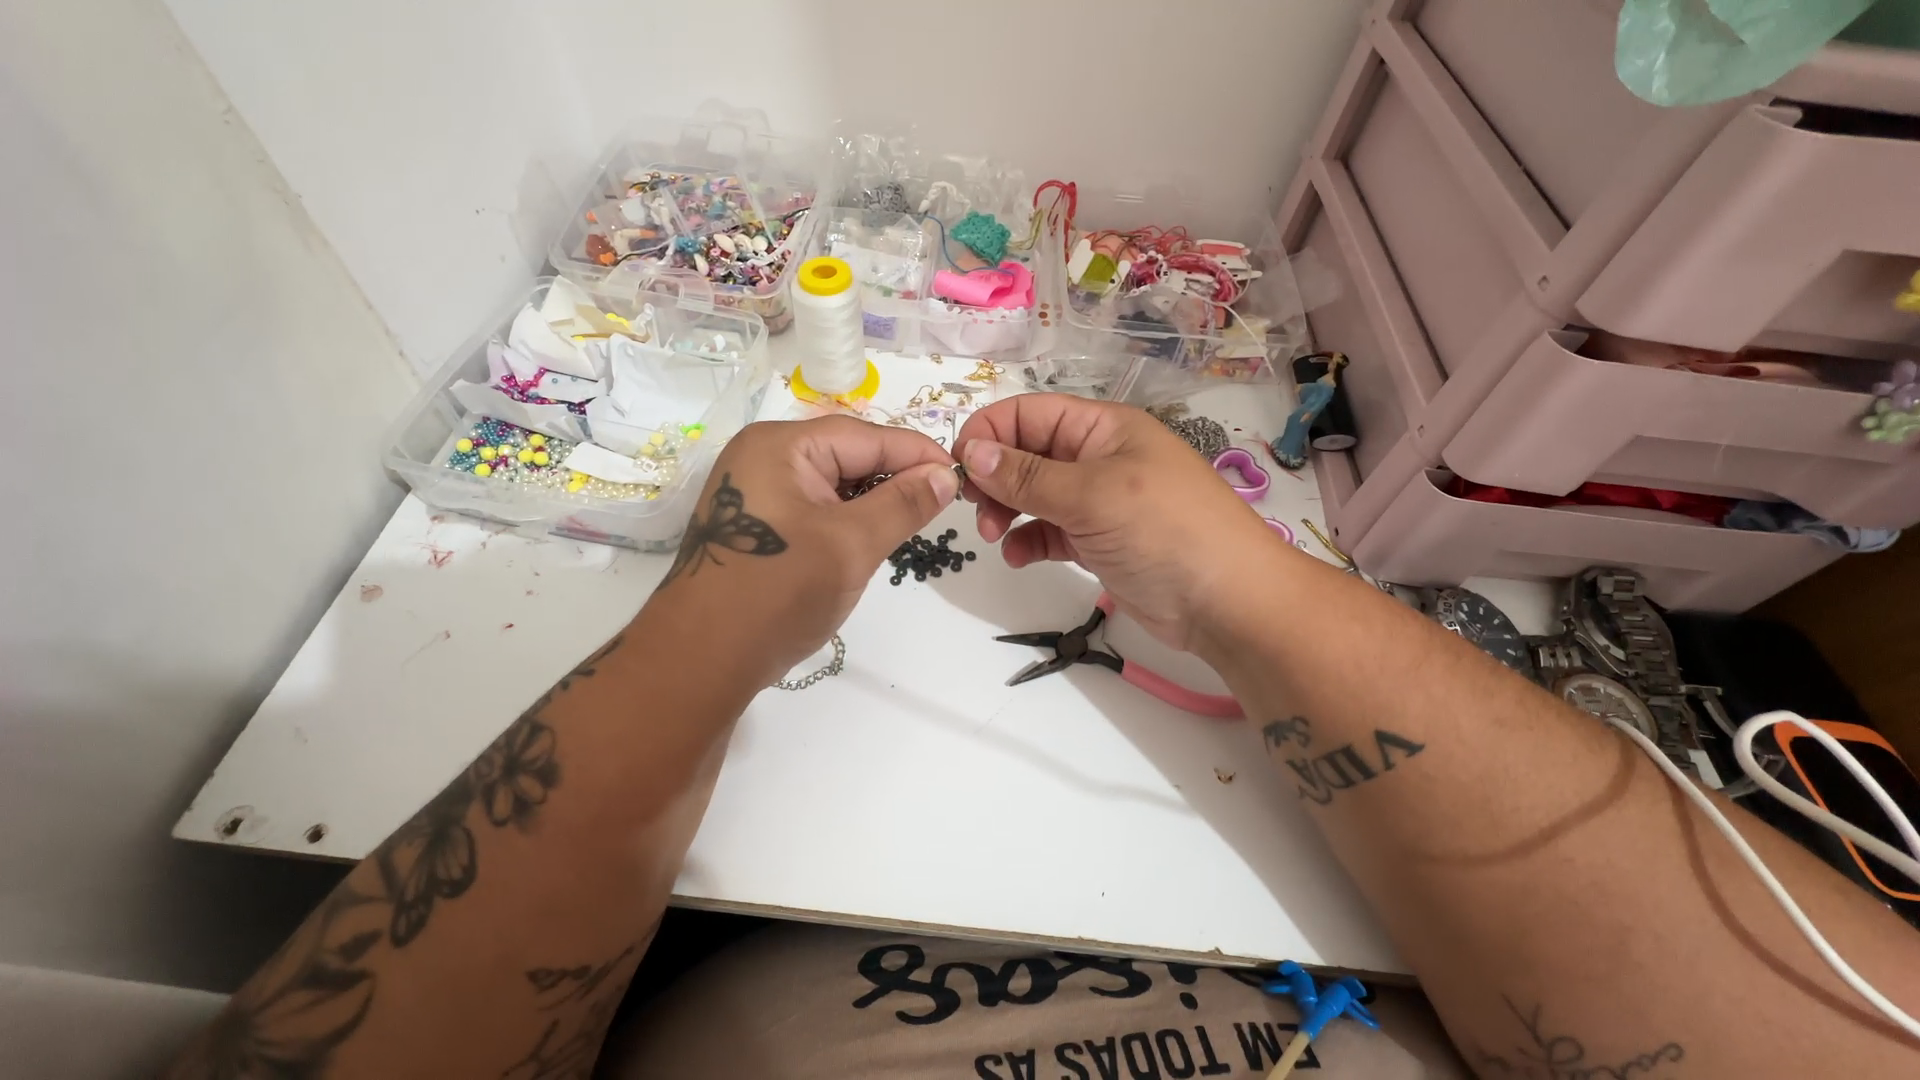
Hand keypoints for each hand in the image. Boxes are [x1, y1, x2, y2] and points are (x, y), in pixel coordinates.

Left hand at [653, 416, 957, 685]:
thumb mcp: (852, 545)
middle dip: (895, 476)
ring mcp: (755, 492)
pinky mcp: (756, 525)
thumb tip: (945, 476)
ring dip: (873, 500)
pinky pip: (814, 507)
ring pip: (832, 484)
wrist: (702, 661)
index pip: (865, 436)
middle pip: (846, 454)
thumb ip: (903, 504)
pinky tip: (872, 538)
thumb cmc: (778, 593)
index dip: (916, 454)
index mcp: (780, 445)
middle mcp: (762, 457)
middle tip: (941, 502)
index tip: (960, 476)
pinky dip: (847, 519)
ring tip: (912, 522)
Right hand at [952, 395, 1280, 651]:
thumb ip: (1027, 476)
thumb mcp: (1092, 495)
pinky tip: (1019, 557)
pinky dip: (1029, 540)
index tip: (957, 468)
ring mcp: (1099, 502)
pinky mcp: (1099, 541)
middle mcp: (1098, 458)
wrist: (1227, 602)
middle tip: (974, 510)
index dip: (989, 433)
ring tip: (993, 535)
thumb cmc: (1164, 530)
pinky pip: (1050, 531)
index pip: (1029, 413)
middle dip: (994, 477)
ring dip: (1006, 510)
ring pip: (1034, 494)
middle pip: (1026, 453)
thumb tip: (970, 452)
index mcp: (1102, 428)